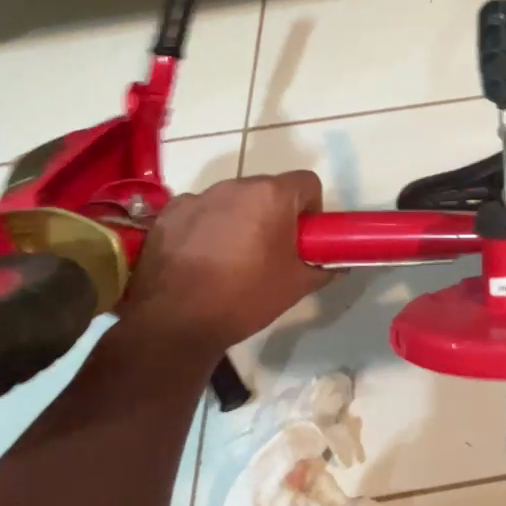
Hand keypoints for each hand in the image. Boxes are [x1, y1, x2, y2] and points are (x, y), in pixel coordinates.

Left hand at [122, 172, 331, 355]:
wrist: (174, 324)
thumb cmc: (245, 297)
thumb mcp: (298, 285)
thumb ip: (324, 267)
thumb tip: (337, 265)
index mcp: (272, 196)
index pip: (307, 182)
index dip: (311, 207)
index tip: (303, 235)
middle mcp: (235, 187)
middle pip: (268, 189)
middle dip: (274, 212)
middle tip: (271, 249)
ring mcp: (198, 198)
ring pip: (232, 199)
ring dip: (239, 217)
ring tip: (231, 256)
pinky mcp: (168, 215)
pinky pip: (199, 211)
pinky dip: (205, 226)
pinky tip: (200, 257)